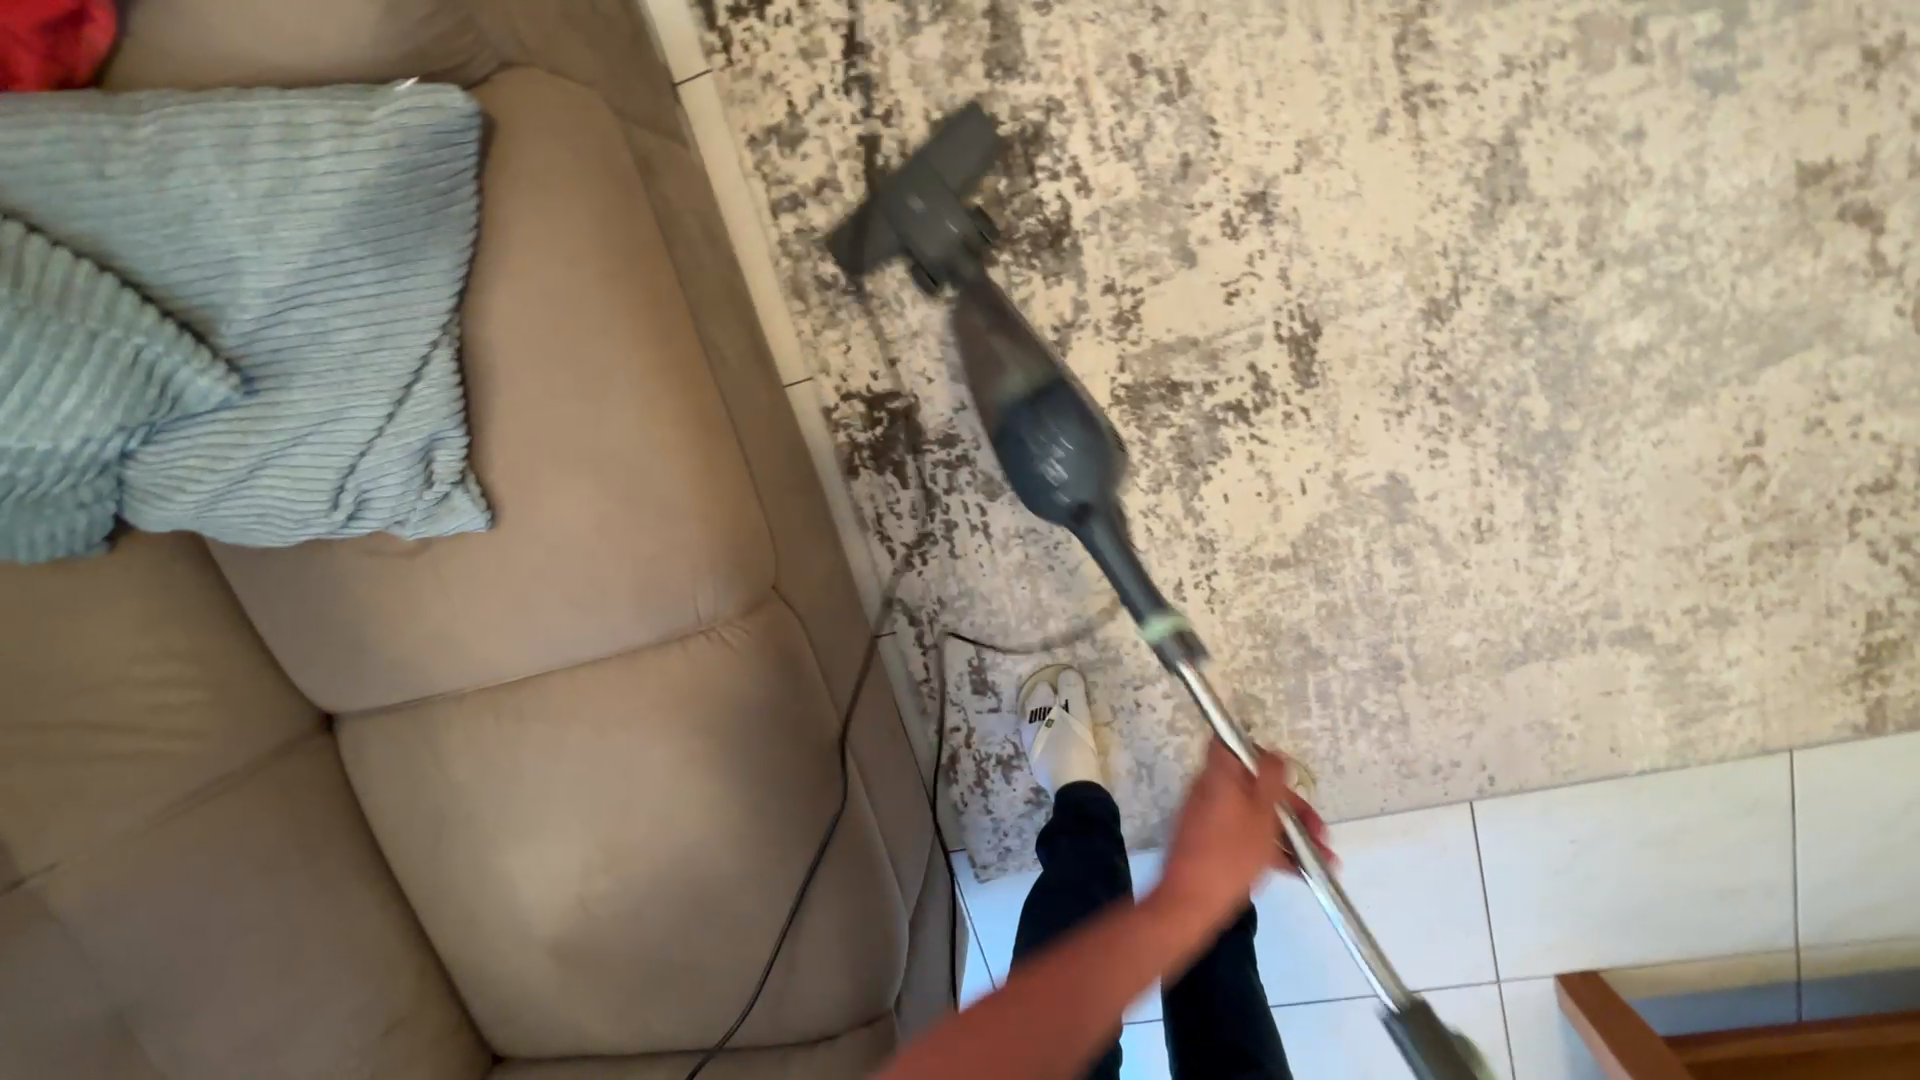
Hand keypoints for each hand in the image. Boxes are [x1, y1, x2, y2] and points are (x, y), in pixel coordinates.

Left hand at [1152, 741, 1333, 930]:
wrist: (1191, 901)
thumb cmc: (1230, 854)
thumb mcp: (1261, 813)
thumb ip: (1271, 780)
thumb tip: (1275, 754)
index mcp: (1218, 776)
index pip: (1231, 745)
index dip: (1258, 752)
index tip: (1285, 773)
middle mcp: (1212, 792)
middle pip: (1255, 787)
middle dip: (1293, 809)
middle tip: (1320, 833)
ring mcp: (1212, 820)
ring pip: (1257, 817)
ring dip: (1291, 835)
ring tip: (1324, 860)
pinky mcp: (1214, 845)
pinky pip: (1249, 838)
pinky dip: (1274, 850)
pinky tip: (1303, 871)